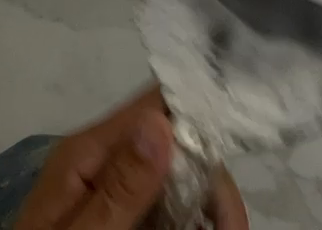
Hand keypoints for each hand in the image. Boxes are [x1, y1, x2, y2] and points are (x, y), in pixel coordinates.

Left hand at [12, 90, 247, 229]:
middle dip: (211, 181)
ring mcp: (112, 186)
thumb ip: (119, 185)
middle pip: (177, 144)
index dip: (199, 119)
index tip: (232, 152)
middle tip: (233, 227)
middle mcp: (103, 158)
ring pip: (178, 176)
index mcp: (88, 150)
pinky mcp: (120, 211)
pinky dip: (190, 218)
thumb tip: (161, 120)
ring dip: (207, 203)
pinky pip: (166, 202)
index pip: (156, 104)